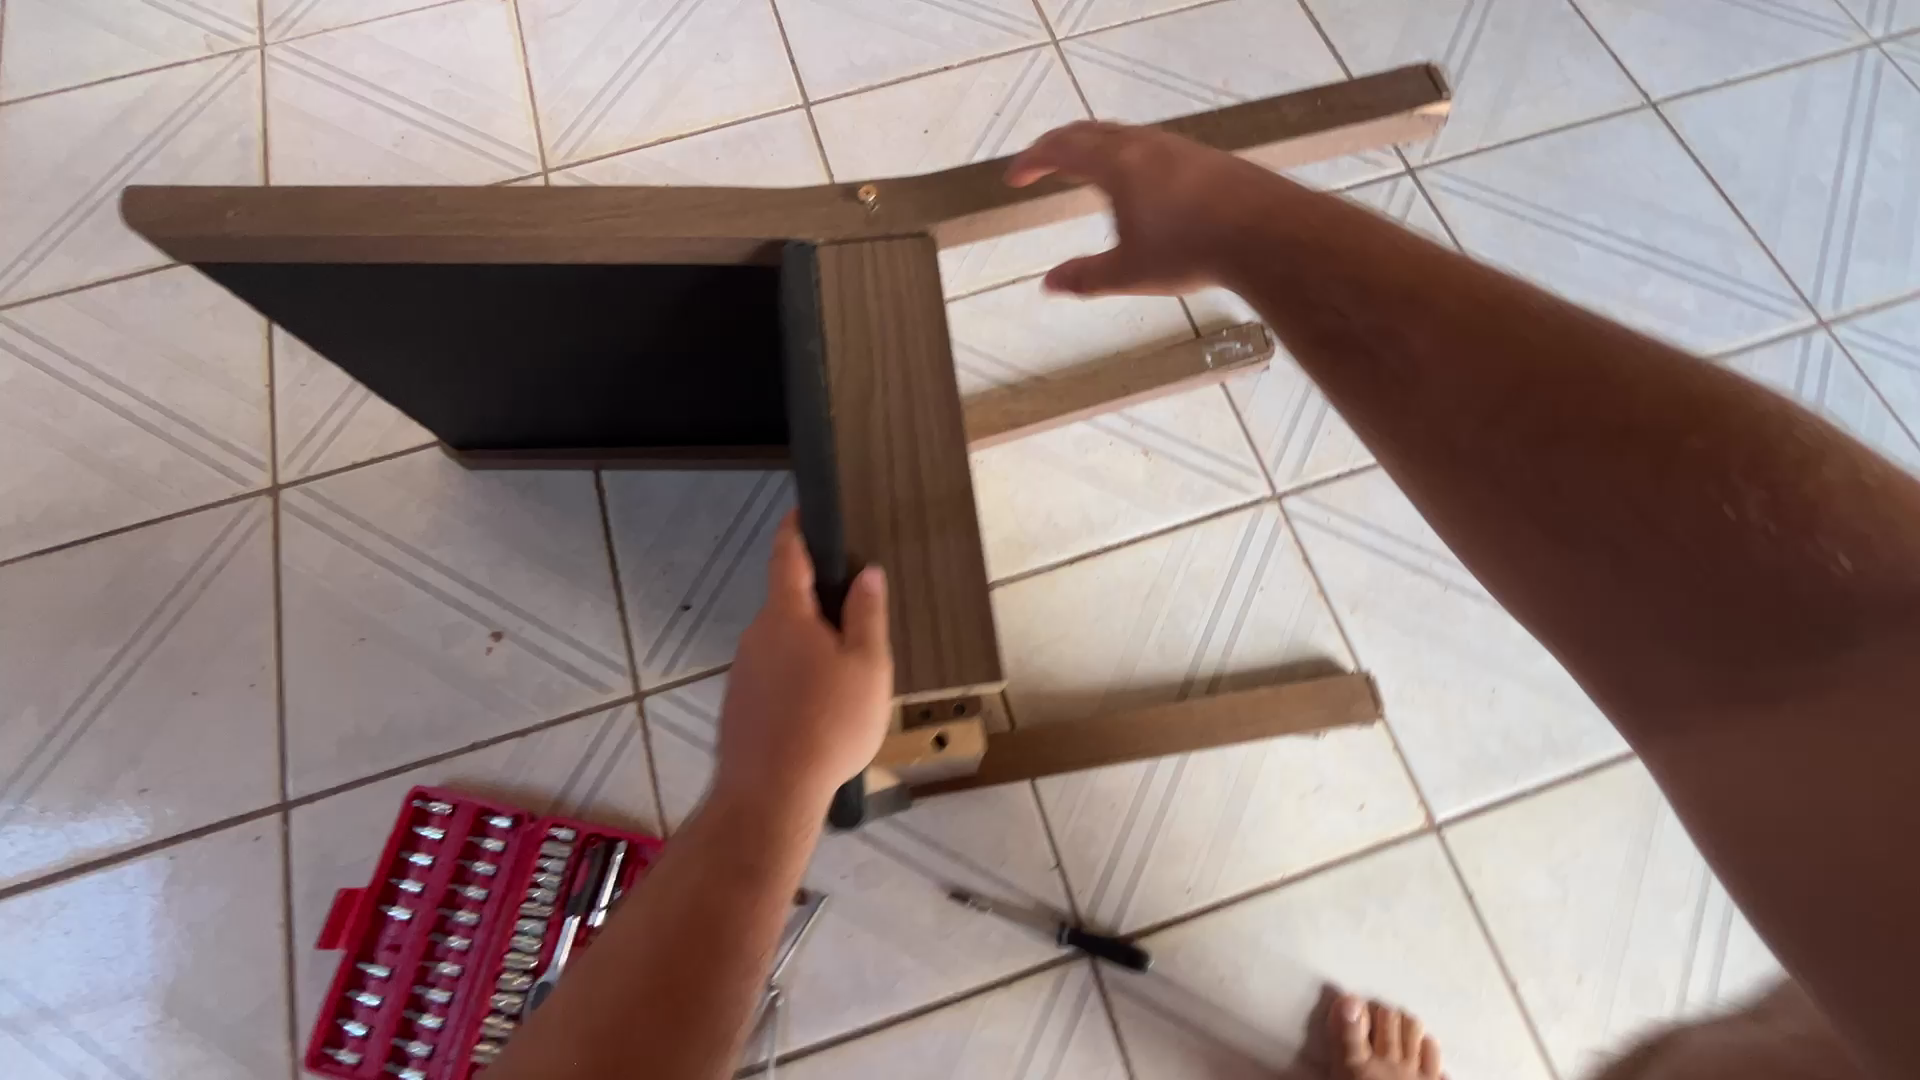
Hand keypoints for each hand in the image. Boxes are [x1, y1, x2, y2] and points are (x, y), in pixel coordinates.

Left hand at [713, 512, 893, 806]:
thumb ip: (866, 615)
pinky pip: (772, 674)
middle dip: (818, 605)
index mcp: (786, 616)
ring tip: (845, 681)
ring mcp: (743, 671)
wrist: (770, 795)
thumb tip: (866, 573)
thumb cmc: (829, 723)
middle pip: (788, 604)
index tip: (803, 511)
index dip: (796, 529)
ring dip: (809, 648)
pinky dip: (795, 678)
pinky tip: (818, 711)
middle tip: (858, 626)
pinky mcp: (739, 704)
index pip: (787, 555)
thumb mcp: (867, 666)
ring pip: (782, 644)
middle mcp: (756, 635)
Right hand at [1005, 120, 1289, 295]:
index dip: (1033, 161)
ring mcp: (1179, 148)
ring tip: (1087, 169)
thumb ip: (1084, 276)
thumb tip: (1048, 284)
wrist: (1265, 233)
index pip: (1062, 150)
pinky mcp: (1205, 159)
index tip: (1014, 176)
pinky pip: (1152, 147)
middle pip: (1091, 132)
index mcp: (1117, 166)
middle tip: (1043, 162)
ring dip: (1095, 147)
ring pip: (1125, 136)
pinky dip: (1127, 156)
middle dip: (1059, 145)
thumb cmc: (1187, 252)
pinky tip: (1140, 183)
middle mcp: (1145, 146)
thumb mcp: (1127, 272)